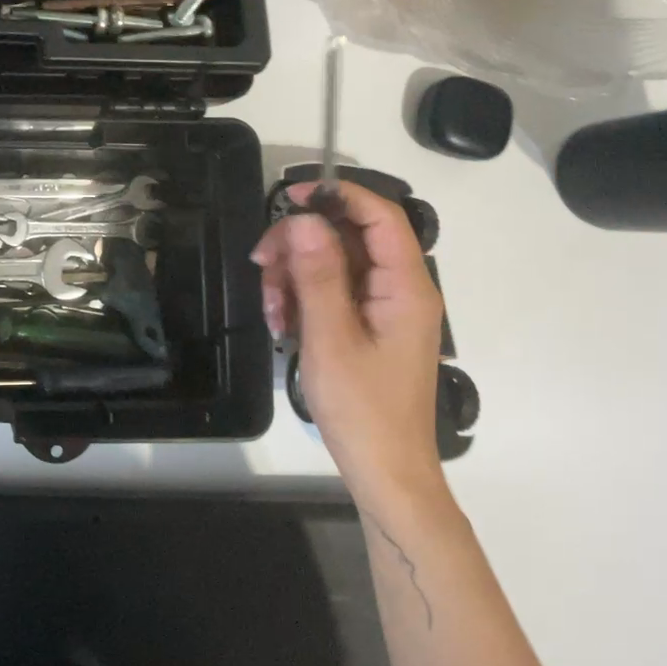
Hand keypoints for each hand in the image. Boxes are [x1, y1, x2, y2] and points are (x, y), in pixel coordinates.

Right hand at [253, 182, 447, 509]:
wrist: (385, 470)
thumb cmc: (362, 407)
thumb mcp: (331, 338)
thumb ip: (318, 275)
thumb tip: (304, 220)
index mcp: (405, 287)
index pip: (380, 217)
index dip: (338, 195)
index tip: (290, 197)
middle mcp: (399, 289)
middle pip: (347, 238)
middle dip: (300, 245)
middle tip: (261, 265)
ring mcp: (383, 308)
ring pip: (332, 264)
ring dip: (294, 276)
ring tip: (273, 311)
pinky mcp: (367, 325)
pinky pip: (330, 292)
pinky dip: (301, 299)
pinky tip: (282, 323)